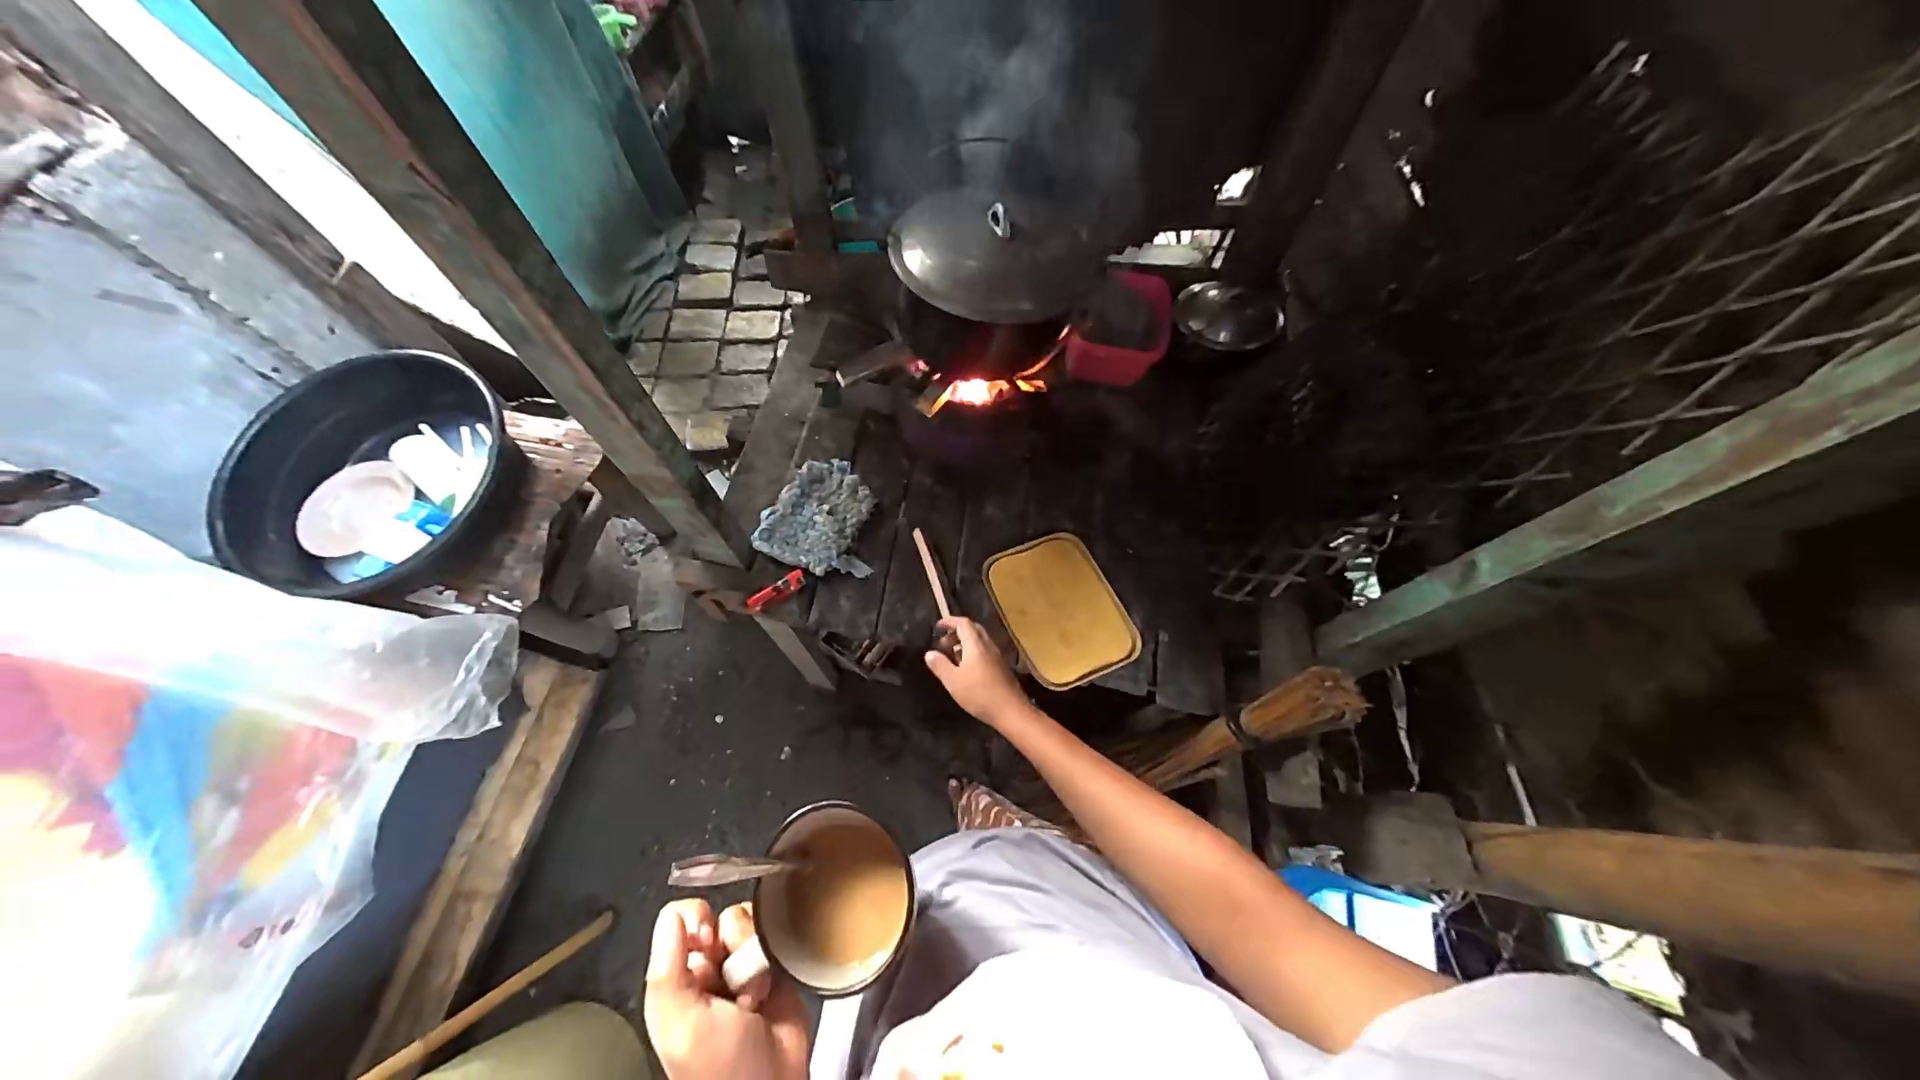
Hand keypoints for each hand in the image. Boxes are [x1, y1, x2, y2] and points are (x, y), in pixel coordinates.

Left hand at [643, 899, 808, 1079]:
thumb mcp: (680, 1023)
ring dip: (751, 955)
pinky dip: (772, 955)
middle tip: (731, 980)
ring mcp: (739, 966)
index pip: (679, 919)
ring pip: (746, 923)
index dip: (695, 921)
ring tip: (753, 995)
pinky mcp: (771, 965)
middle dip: (728, 943)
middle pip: (717, 917)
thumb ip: (668, 969)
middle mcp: (705, 968)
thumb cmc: (720, 1064)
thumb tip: (673, 914)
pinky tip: (769, 987)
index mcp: (674, 980)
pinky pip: (771, 935)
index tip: (707, 940)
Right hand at [924, 616, 1029, 726]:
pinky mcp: (1001, 668)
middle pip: (973, 630)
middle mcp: (988, 646)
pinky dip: (972, 653)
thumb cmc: (979, 694)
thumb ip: (940, 665)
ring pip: (979, 642)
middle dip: (956, 633)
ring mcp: (997, 657)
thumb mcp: (953, 681)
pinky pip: (984, 652)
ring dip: (964, 644)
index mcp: (976, 644)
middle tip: (943, 644)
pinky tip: (966, 670)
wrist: (1011, 711)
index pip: (964, 623)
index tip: (938, 626)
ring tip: (951, 657)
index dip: (950, 621)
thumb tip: (930, 653)